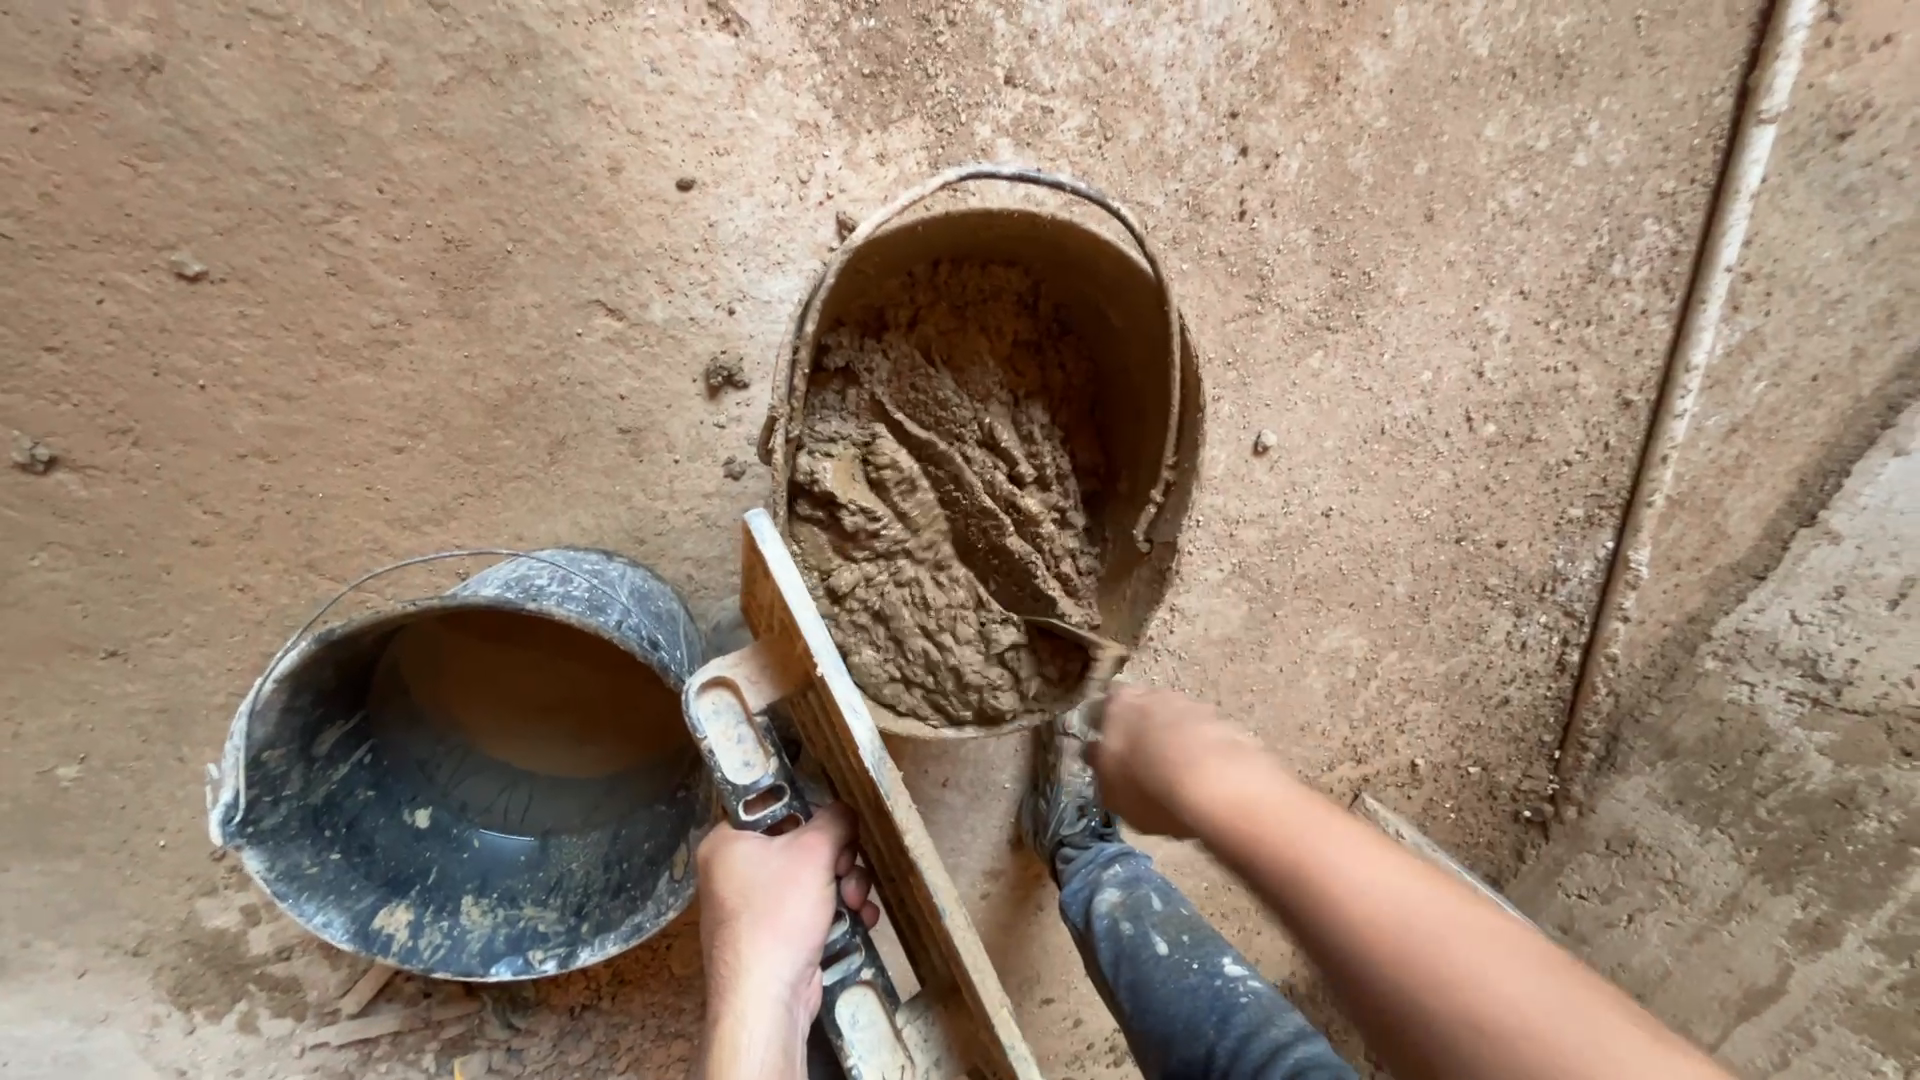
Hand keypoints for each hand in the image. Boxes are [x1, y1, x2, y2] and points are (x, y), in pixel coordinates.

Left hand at [696, 803, 879, 1043]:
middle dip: (837, 857)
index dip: (807, 810)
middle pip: (800, 842)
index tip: (832, 824)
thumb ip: (836, 818)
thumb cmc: (779, 914)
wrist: (766, 1001)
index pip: (772, 806)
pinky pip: (812, 907)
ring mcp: (755, 907)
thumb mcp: (814, 850)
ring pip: (813, 875)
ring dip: (846, 884)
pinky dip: (838, 910)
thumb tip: (844, 812)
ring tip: (857, 902)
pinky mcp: (777, 935)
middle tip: (845, 868)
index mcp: (727, 842)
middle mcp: (735, 871)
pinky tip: (860, 919)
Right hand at [1086, 685, 1263, 837]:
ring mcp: (1189, 703)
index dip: (1103, 730)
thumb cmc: (1147, 787)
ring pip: (1172, 718)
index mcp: (1115, 705)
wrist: (1216, 785)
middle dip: (1139, 728)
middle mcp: (1150, 693)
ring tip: (1176, 772)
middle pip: (1139, 708)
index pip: (1100, 709)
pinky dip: (1199, 749)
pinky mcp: (1221, 720)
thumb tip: (1095, 754)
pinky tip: (1202, 775)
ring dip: (1171, 737)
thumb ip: (1100, 768)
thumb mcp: (1110, 791)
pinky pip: (1201, 734)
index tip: (1106, 750)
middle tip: (1142, 760)